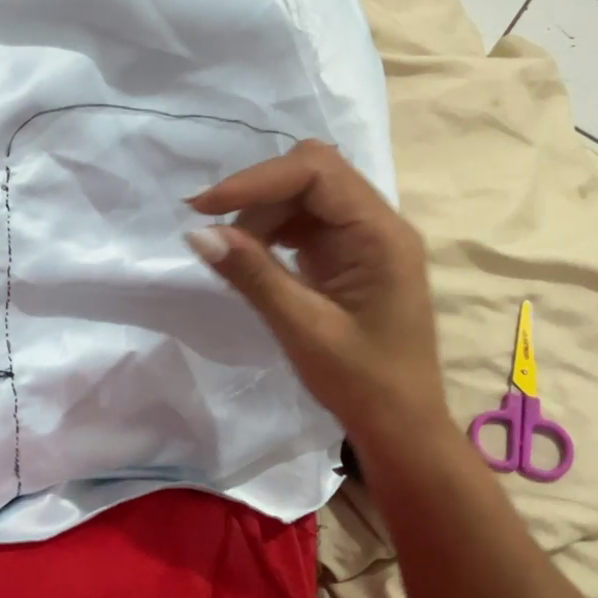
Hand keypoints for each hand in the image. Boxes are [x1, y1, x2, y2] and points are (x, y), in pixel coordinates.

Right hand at [186, 141, 448, 443]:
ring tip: (233, 254)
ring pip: (304, 194)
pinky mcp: (348, 255)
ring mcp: (364, 239)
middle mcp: (377, 224)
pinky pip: (305, 221)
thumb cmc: (361, 381)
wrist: (400, 425)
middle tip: (214, 228)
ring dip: (261, 213)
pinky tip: (251, 258)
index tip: (203, 208)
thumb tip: (197, 233)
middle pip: (312, 172)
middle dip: (258, 193)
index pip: (317, 172)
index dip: (256, 180)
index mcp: (380, 235)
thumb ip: (253, 275)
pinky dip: (271, 230)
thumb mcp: (301, 328)